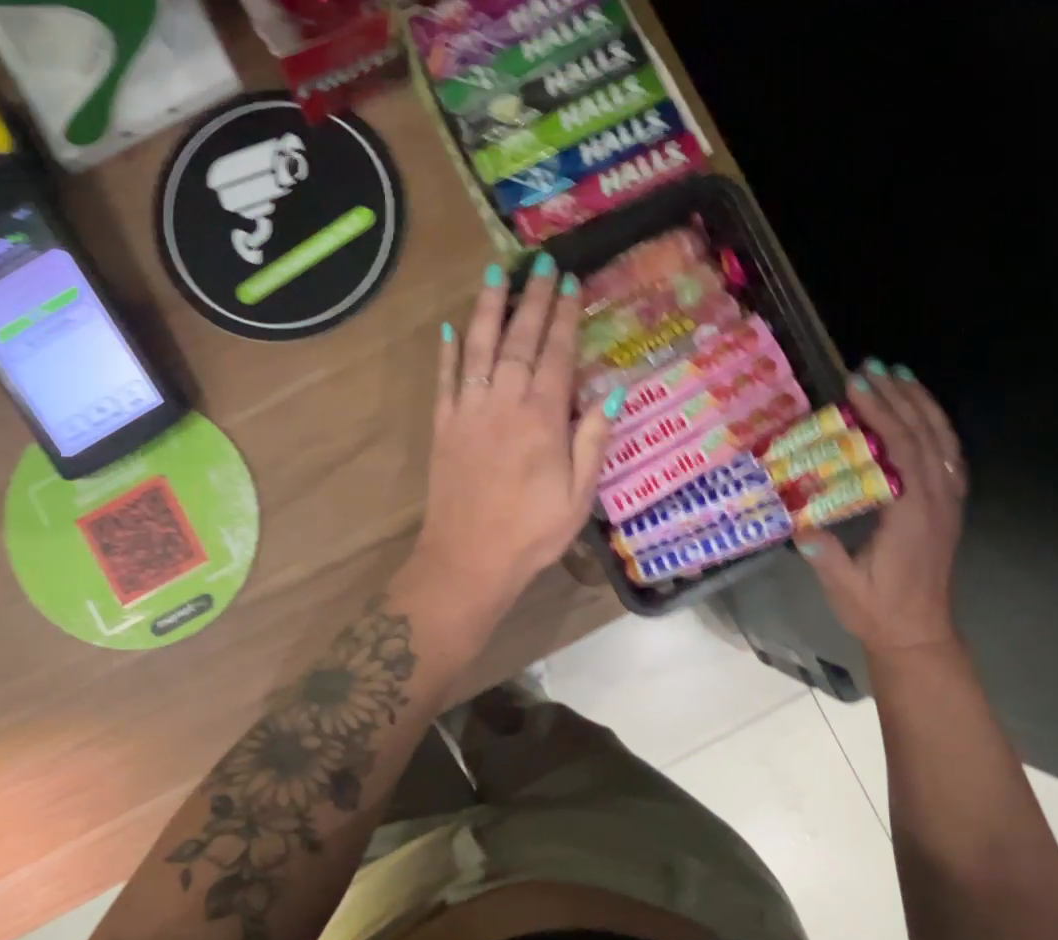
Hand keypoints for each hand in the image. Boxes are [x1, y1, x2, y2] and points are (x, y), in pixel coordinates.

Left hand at [412, 256, 611, 609]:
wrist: (468, 559)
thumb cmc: (532, 532)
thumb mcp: (579, 493)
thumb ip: (593, 438)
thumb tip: (615, 389)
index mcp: (542, 418)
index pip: (556, 353)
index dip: (563, 316)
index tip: (569, 282)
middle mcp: (504, 403)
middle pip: (519, 340)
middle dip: (531, 299)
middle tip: (540, 262)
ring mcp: (468, 411)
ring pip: (479, 348)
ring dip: (488, 309)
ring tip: (495, 273)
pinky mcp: (443, 427)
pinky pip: (445, 380)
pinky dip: (448, 352)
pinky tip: (450, 328)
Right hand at [797, 360, 966, 653]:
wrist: (919, 635)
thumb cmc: (878, 611)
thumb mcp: (844, 588)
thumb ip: (825, 555)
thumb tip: (798, 523)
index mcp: (912, 518)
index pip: (902, 453)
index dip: (883, 415)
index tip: (858, 386)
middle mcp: (937, 502)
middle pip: (925, 436)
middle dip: (899, 397)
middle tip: (872, 367)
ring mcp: (948, 504)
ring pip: (943, 441)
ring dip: (921, 404)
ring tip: (898, 374)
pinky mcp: (947, 508)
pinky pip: (947, 456)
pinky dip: (935, 427)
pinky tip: (919, 413)